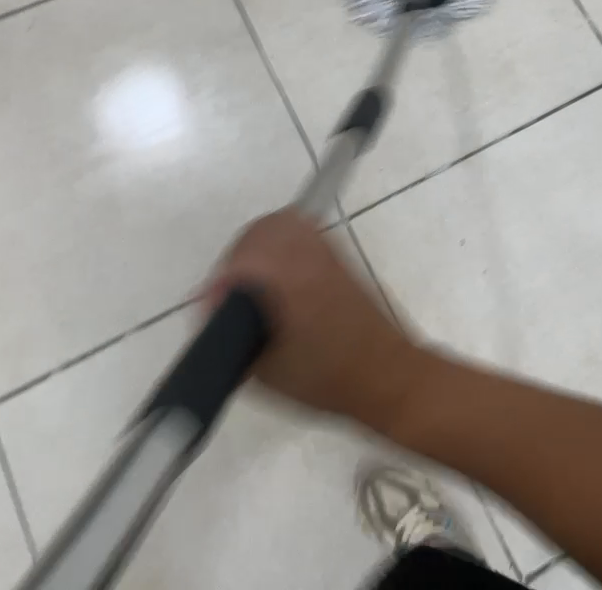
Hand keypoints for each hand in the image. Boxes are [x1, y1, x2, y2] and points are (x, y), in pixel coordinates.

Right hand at [207, 209, 430, 428]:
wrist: (387, 375)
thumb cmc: (328, 378)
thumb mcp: (268, 372)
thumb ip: (234, 342)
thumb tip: (214, 322)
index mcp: (290, 280)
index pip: (244, 257)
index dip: (221, 281)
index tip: (214, 306)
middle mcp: (308, 256)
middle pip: (263, 229)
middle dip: (238, 256)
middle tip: (228, 291)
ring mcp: (327, 252)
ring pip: (284, 223)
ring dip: (258, 246)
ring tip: (248, 282)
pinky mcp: (338, 258)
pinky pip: (303, 233)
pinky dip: (281, 244)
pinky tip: (274, 277)